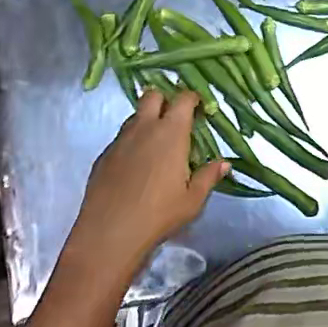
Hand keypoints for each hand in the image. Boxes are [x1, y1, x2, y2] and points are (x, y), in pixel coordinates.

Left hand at [64, 89, 225, 286]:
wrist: (110, 231)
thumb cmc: (159, 214)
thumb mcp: (193, 199)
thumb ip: (209, 176)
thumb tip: (224, 163)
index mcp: (171, 133)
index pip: (182, 99)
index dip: (192, 98)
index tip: (199, 107)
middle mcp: (144, 128)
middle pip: (152, 96)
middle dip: (165, 100)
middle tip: (176, 119)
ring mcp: (120, 140)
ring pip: (135, 116)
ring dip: (147, 120)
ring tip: (157, 144)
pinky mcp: (104, 155)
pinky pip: (121, 138)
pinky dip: (132, 142)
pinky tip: (137, 165)